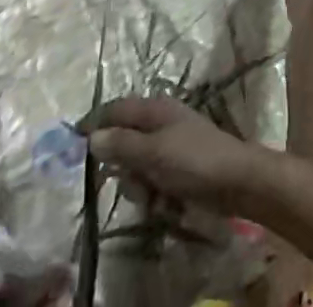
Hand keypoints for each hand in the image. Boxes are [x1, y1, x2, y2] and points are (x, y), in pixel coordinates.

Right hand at [78, 96, 268, 210]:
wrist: (237, 181)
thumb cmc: (194, 160)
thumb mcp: (154, 152)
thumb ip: (121, 144)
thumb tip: (91, 136)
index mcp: (154, 109)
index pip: (115, 109)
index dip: (94, 124)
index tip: (74, 145)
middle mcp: (160, 123)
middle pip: (123, 142)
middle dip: (122, 165)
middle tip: (129, 179)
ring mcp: (170, 147)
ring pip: (136, 166)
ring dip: (139, 185)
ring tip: (153, 195)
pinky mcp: (177, 169)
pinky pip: (153, 181)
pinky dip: (155, 193)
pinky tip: (165, 204)